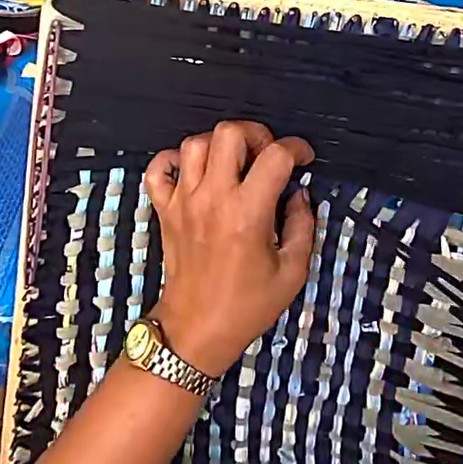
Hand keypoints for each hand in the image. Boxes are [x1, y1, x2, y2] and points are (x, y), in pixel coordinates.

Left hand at [142, 121, 315, 377]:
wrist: (196, 330)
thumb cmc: (245, 305)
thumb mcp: (292, 271)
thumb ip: (302, 225)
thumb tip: (299, 195)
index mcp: (247, 213)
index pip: (275, 156)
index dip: (296, 148)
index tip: (303, 158)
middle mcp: (212, 198)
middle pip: (228, 133)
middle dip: (255, 134)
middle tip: (266, 154)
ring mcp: (183, 201)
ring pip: (194, 143)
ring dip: (219, 145)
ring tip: (235, 163)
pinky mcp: (164, 210)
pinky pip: (158, 168)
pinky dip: (174, 161)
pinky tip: (194, 172)